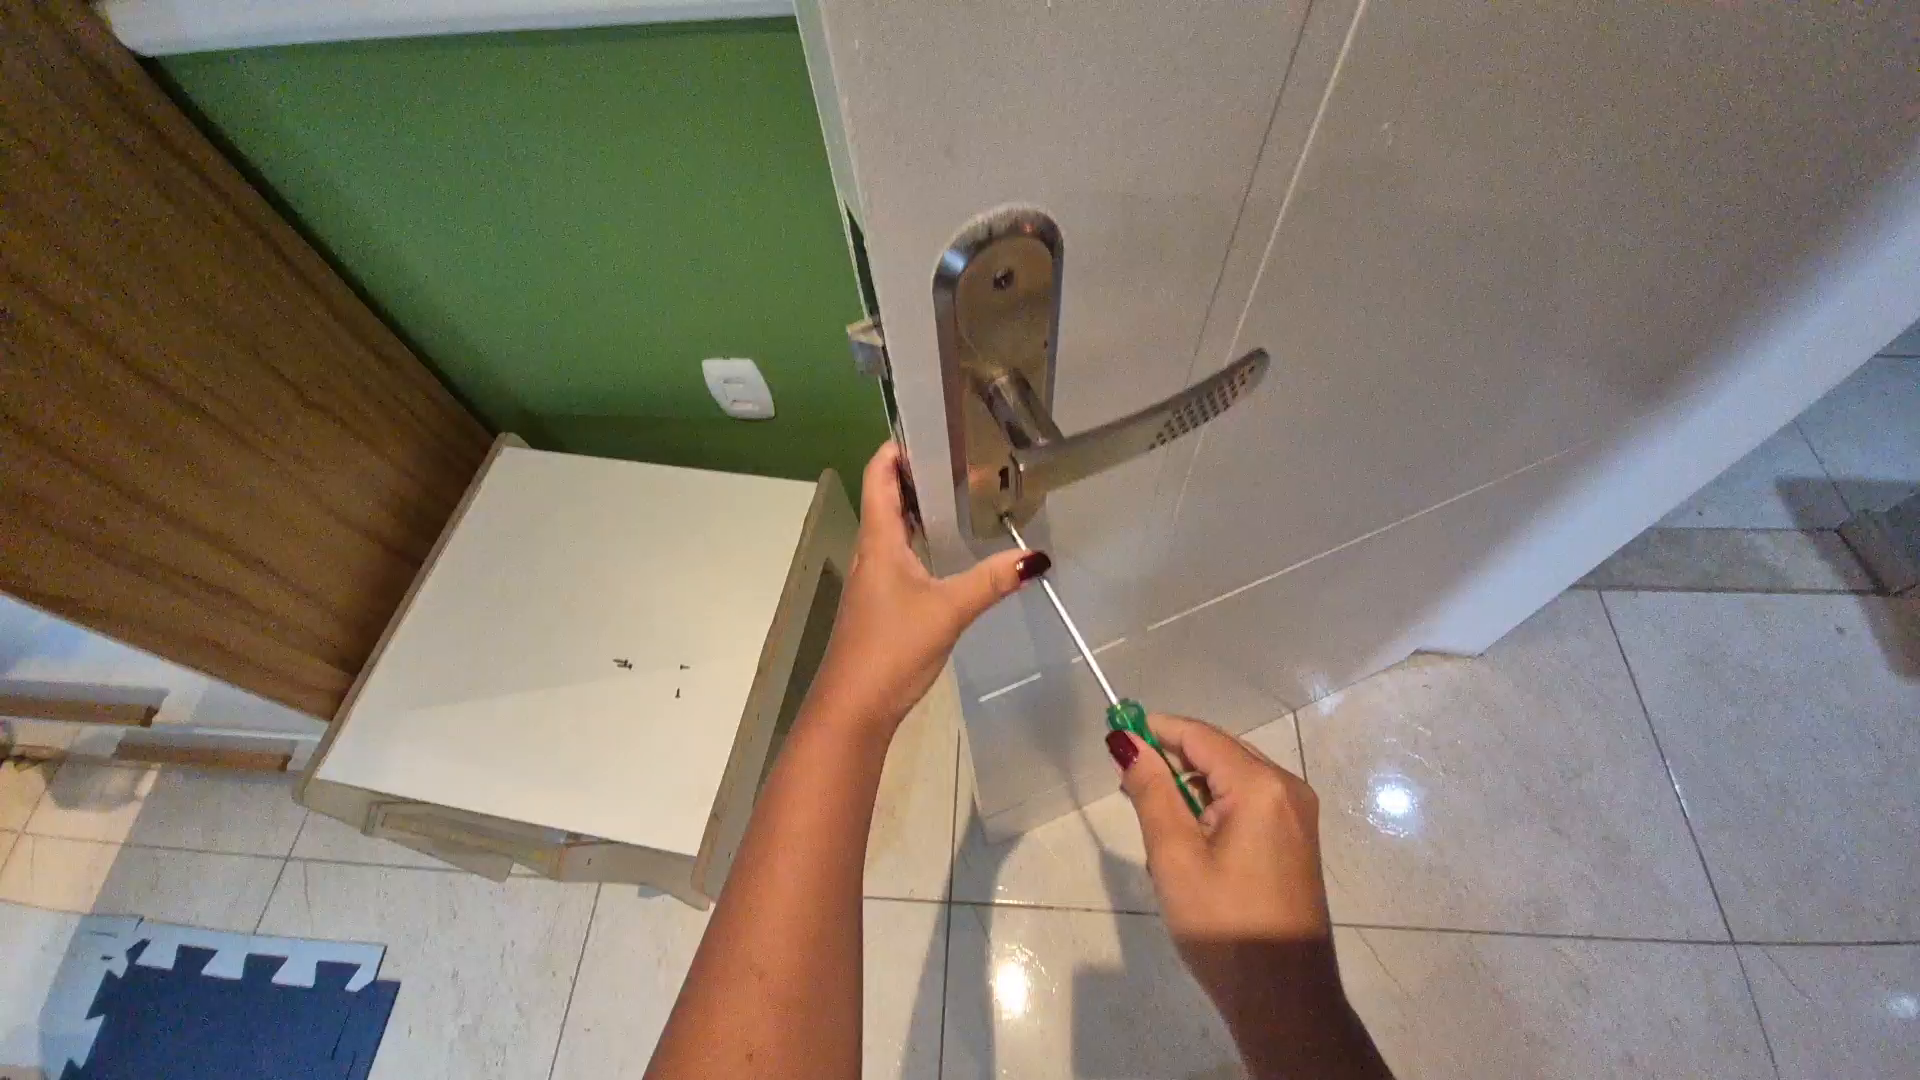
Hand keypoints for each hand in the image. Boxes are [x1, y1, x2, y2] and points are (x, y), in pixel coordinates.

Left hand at [805, 442, 1048, 732]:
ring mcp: (872, 579)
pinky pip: (898, 556)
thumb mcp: (948, 610)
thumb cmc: (892, 647)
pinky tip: (947, 553)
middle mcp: (870, 552)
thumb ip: (991, 582)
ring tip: (960, 497)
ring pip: (892, 529)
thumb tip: (1036, 557)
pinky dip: (920, 542)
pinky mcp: (879, 602)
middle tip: (959, 460)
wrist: (854, 706)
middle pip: (886, 498)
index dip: (895, 449)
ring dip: (918, 509)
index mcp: (878, 541)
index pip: (878, 477)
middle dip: (916, 475)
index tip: (929, 431)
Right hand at [1109, 713, 1329, 959]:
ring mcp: (1296, 815)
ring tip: (1156, 827)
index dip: (1154, 729)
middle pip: (1216, 751)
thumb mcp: (1174, 855)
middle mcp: (1287, 789)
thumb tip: (1128, 740)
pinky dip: (1212, 808)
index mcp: (1261, 787)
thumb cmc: (1223, 927)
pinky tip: (1189, 844)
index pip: (1199, 735)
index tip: (1113, 738)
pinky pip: (1246, 802)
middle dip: (1170, 760)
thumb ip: (1150, 789)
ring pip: (1229, 777)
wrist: (1286, 1004)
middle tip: (1127, 786)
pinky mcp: (1294, 839)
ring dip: (1189, 788)